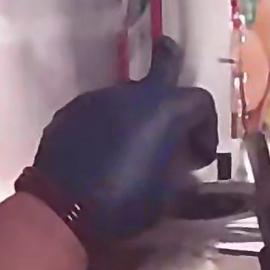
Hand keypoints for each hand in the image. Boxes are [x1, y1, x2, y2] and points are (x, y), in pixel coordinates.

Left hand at [30, 38, 218, 244]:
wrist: (62, 210)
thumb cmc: (125, 204)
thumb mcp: (168, 198)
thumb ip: (182, 177)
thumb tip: (185, 171)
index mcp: (165, 111)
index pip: (200, 103)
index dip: (207, 129)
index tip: (199, 158)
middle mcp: (133, 94)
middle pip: (163, 65)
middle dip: (172, 62)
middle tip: (173, 59)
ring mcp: (98, 99)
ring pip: (128, 97)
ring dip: (138, 115)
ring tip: (133, 146)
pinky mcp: (71, 111)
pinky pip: (100, 113)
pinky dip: (109, 126)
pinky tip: (103, 153)